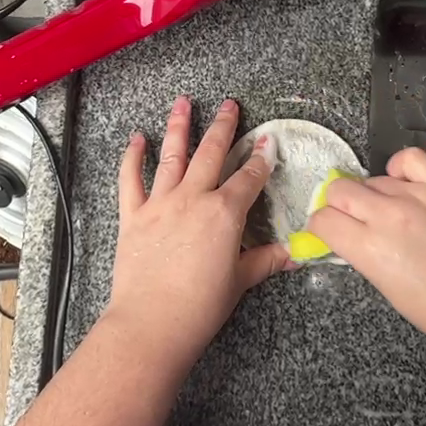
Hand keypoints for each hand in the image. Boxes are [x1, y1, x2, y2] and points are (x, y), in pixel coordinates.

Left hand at [102, 96, 287, 365]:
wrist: (151, 323)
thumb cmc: (200, 306)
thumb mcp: (240, 281)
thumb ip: (265, 261)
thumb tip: (294, 255)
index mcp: (224, 213)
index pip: (249, 178)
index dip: (261, 158)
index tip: (268, 141)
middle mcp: (193, 199)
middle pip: (211, 153)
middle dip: (224, 127)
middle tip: (230, 106)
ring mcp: (161, 204)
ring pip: (172, 156)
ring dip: (179, 126)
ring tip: (184, 102)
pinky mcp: (133, 216)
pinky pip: (131, 179)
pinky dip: (132, 157)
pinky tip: (136, 139)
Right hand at [307, 147, 425, 385]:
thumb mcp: (387, 289)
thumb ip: (361, 255)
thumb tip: (346, 237)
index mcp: (370, 247)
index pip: (323, 219)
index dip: (322, 229)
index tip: (329, 236)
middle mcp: (389, 214)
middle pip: (339, 190)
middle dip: (338, 207)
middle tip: (353, 224)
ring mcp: (417, 196)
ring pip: (371, 179)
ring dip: (369, 195)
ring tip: (387, 215)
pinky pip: (409, 160)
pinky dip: (398, 169)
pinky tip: (401, 185)